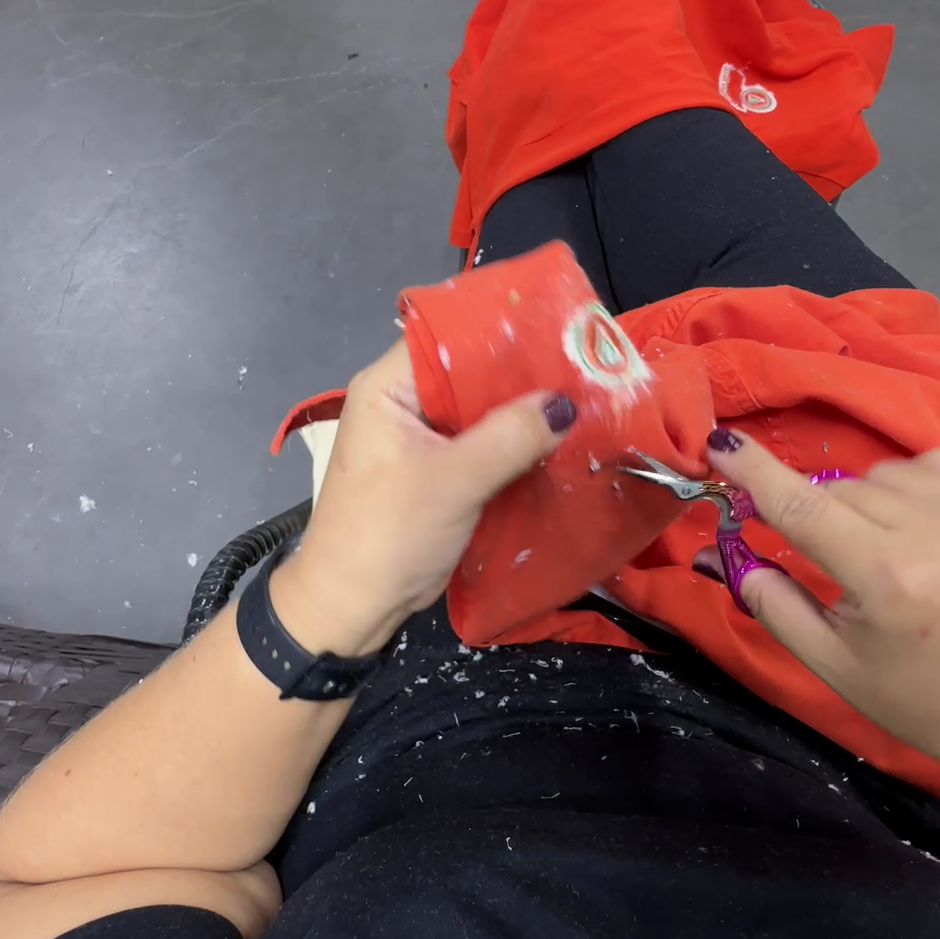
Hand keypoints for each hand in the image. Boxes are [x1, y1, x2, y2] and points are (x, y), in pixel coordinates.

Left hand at [270, 341, 576, 656]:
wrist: (355, 606)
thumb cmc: (388, 534)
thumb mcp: (452, 481)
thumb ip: (510, 437)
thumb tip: (567, 401)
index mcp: (388, 387)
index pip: (450, 337)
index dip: (503, 333)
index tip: (560, 332)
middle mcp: (404, 403)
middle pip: (470, 373)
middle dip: (522, 375)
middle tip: (585, 366)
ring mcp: (422, 439)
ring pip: (481, 412)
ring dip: (523, 412)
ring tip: (584, 397)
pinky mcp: (439, 471)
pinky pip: (483, 445)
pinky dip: (515, 444)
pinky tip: (558, 438)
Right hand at [703, 435, 939, 784]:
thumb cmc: (927, 702)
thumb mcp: (833, 664)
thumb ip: (771, 601)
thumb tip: (721, 552)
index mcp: (893, 578)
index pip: (803, 506)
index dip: (755, 473)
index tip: (721, 444)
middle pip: (844, 490)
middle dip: (825, 516)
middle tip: (839, 560)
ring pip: (888, 473)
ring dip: (870, 500)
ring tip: (891, 547)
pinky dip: (918, 484)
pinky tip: (928, 523)